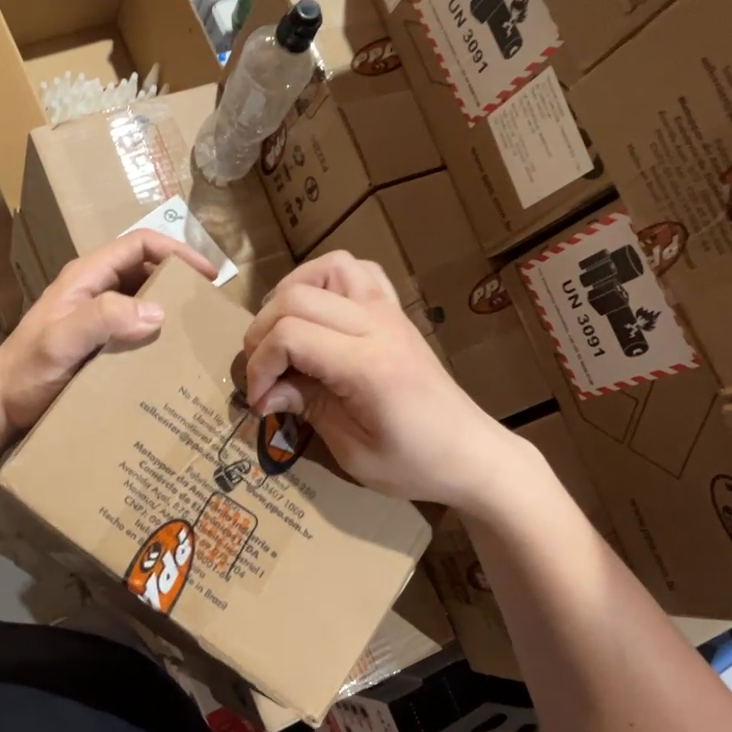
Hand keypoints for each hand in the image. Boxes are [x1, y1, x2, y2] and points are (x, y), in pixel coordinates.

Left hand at [0, 229, 218, 431]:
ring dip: (170, 313)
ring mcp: (95, 320)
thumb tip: (157, 312)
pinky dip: (156, 338)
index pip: (139, 245)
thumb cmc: (26, 372)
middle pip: (146, 271)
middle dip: (179, 283)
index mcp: (85, 278)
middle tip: (209, 309)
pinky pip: (134, 332)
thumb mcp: (61, 341)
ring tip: (198, 335)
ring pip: (142, 302)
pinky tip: (172, 360)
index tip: (208, 276)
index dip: (177, 252)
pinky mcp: (97, 346)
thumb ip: (102, 318)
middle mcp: (93, 292)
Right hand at [242, 251, 524, 509]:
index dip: (259, 366)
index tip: (259, 401)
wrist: (471, 454)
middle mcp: (378, 327)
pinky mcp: (395, 312)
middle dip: (262, 334)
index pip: (290, 336)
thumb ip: (306, 409)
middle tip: (261, 375)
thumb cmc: (414, 464)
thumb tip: (266, 394)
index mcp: (368, 367)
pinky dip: (327, 281)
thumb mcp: (351, 451)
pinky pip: (358, 270)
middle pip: (296, 297)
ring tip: (282, 335)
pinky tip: (317, 314)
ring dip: (291, 295)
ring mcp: (389, 313)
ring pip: (327, 268)